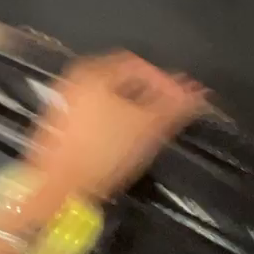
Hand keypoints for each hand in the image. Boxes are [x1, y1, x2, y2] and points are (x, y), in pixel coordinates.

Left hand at [24, 52, 207, 202]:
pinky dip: (113, 121)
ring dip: (132, 110)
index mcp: (93, 71)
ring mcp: (63, 102)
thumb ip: (176, 106)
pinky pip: (93, 113)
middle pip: (121, 79)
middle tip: (168, 116)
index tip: (181, 102)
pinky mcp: (58, 125)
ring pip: (107, 98)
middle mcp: (74, 80)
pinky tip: (123, 143)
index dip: (164, 81)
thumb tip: (198, 91)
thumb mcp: (147, 128)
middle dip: (149, 95)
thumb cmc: (102, 153)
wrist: (56, 190)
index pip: (138, 64)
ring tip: (149, 131)